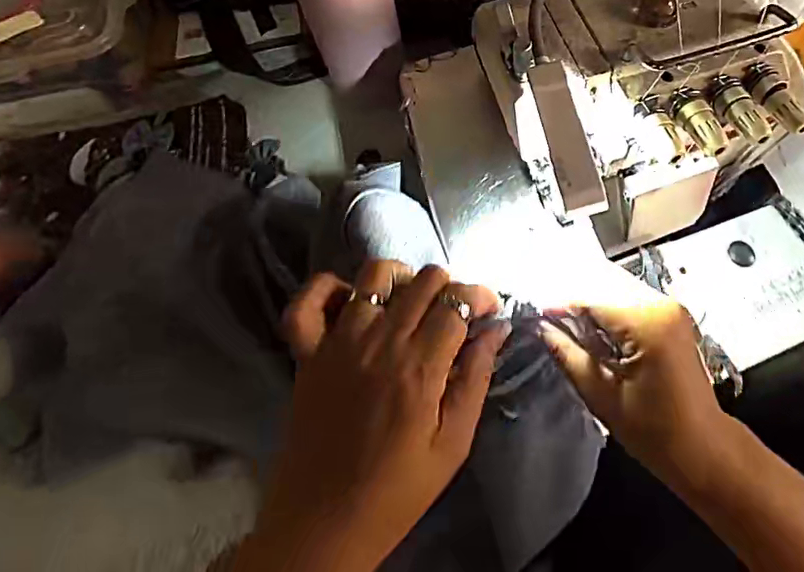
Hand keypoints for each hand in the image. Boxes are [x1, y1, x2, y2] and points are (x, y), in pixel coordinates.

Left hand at [236, 261, 506, 571]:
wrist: (321, 529)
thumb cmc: (396, 491)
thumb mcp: (453, 444)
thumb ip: (477, 379)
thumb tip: (496, 329)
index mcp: (420, 367)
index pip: (458, 301)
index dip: (481, 297)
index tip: (489, 311)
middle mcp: (381, 343)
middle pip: (425, 279)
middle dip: (449, 287)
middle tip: (453, 314)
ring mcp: (339, 344)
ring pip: (375, 274)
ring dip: (402, 278)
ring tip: (410, 302)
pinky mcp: (307, 355)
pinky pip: (307, 303)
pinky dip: (328, 288)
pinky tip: (350, 300)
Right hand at [537, 272, 730, 482]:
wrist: (703, 447)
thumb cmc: (654, 432)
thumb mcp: (603, 396)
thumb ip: (570, 356)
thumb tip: (543, 328)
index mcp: (648, 321)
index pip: (593, 298)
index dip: (561, 305)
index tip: (536, 314)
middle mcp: (662, 304)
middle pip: (607, 287)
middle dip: (577, 301)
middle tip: (548, 318)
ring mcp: (671, 307)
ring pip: (619, 291)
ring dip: (594, 305)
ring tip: (567, 324)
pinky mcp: (673, 316)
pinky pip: (634, 302)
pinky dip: (612, 311)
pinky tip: (596, 330)